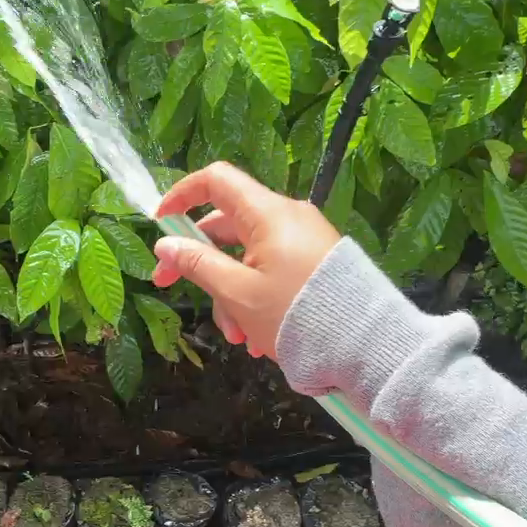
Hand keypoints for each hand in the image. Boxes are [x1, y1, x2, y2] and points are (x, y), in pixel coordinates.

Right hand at [152, 162, 340, 360]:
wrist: (366, 345)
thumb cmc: (294, 313)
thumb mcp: (236, 292)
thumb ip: (197, 264)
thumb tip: (166, 244)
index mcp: (267, 214)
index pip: (216, 180)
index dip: (182, 195)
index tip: (160, 223)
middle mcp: (287, 218)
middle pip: (226, 226)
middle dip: (200, 263)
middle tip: (171, 289)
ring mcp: (303, 240)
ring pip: (247, 256)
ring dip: (229, 293)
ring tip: (236, 337)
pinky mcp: (315, 263)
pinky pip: (272, 270)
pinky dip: (255, 297)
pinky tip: (255, 337)